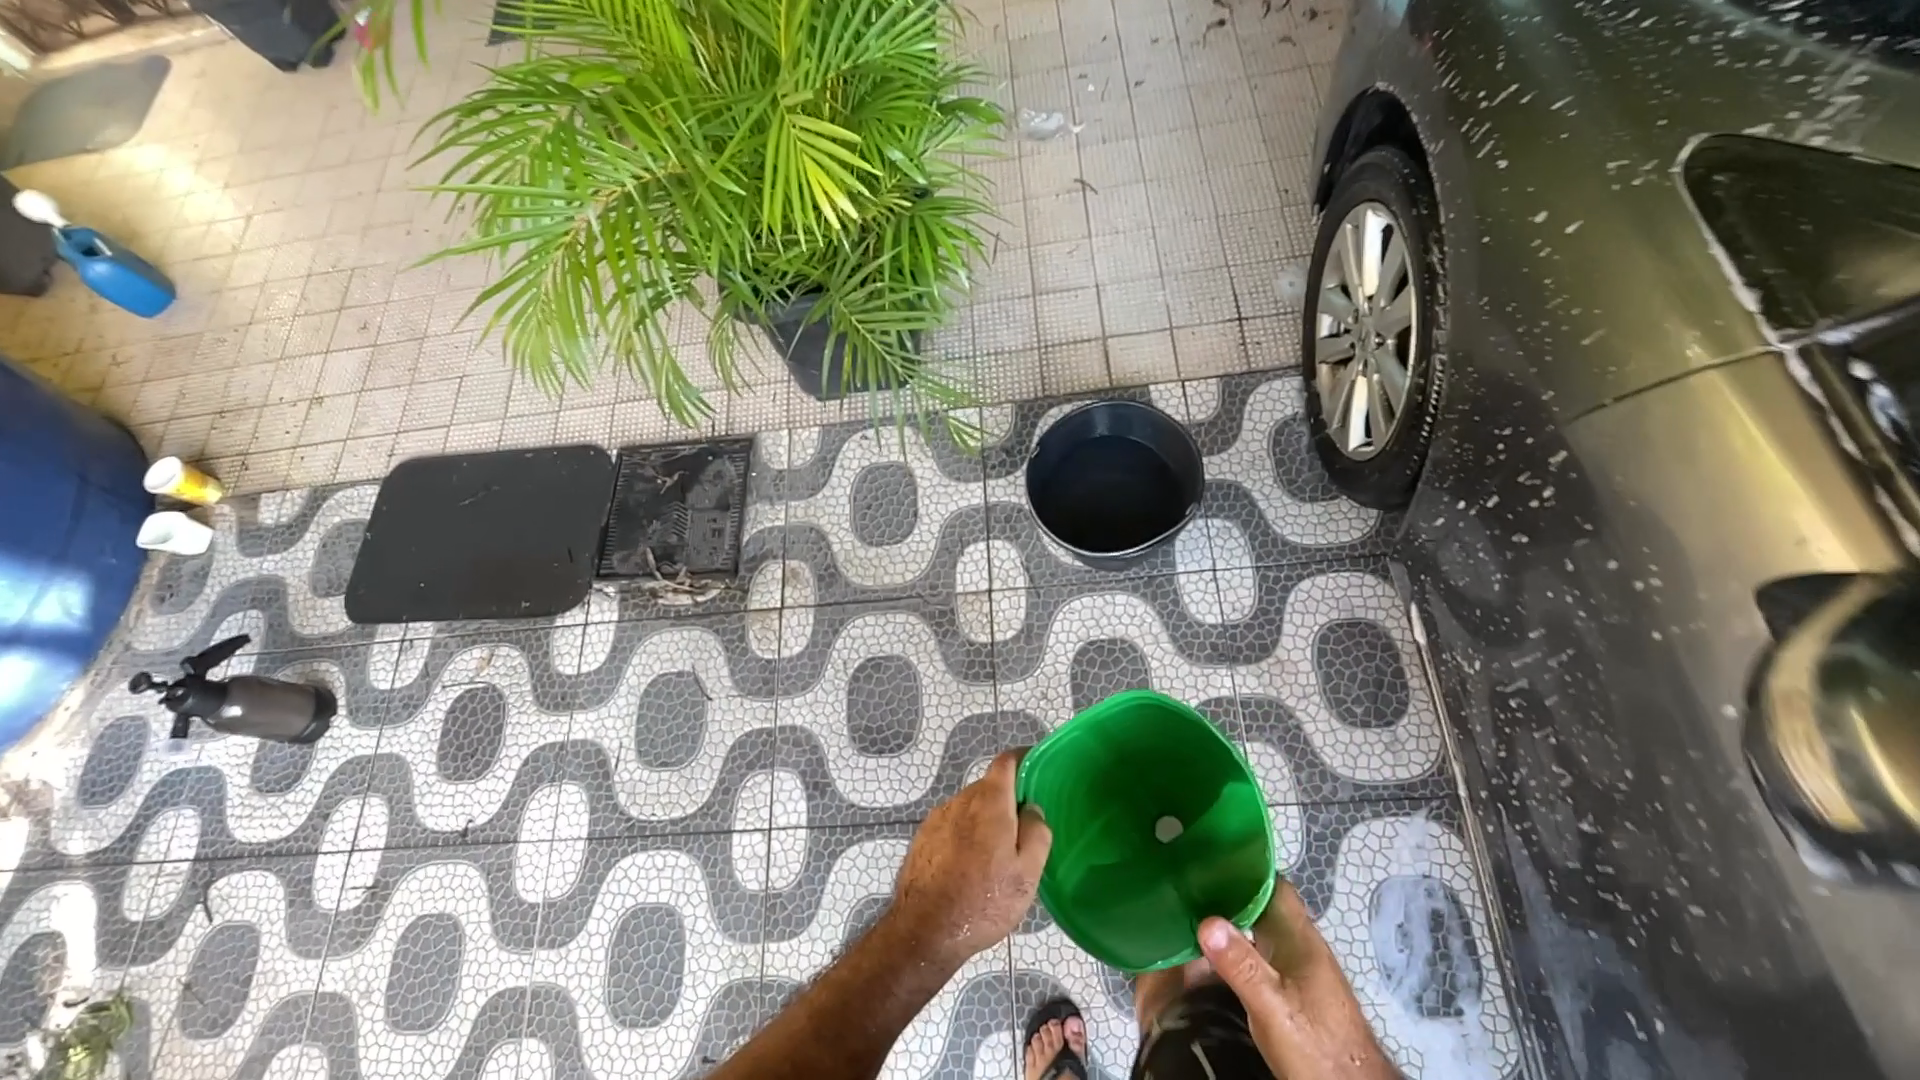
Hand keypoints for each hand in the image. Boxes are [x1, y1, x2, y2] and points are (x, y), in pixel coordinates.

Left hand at [888, 751, 1051, 966]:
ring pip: (969, 809)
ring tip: (993, 860)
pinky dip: (964, 837)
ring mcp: (937, 819)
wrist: (924, 930)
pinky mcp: (922, 838)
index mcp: (989, 802)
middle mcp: (960, 801)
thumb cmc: (983, 901)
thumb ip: (1036, 833)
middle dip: (1006, 803)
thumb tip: (1031, 809)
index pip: (1006, 762)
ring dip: (983, 822)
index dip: (1023, 761)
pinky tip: (967, 869)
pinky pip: (952, 826)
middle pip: (988, 788)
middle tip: (1021, 835)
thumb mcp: (1026, 873)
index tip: (1036, 772)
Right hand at [1198, 881, 1401, 1079]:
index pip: (1274, 885)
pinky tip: (1214, 954)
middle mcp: (1302, 946)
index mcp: (1301, 939)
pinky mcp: (1296, 989)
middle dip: (1231, 890)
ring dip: (1234, 918)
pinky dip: (1239, 944)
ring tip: (1192, 912)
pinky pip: (1263, 950)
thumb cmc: (1316, 1047)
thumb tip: (1206, 921)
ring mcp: (1301, 968)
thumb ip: (1241, 965)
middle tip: (1187, 883)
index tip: (1206, 859)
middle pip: (1266, 904)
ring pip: (1264, 928)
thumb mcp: (1272, 1007)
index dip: (1244, 867)